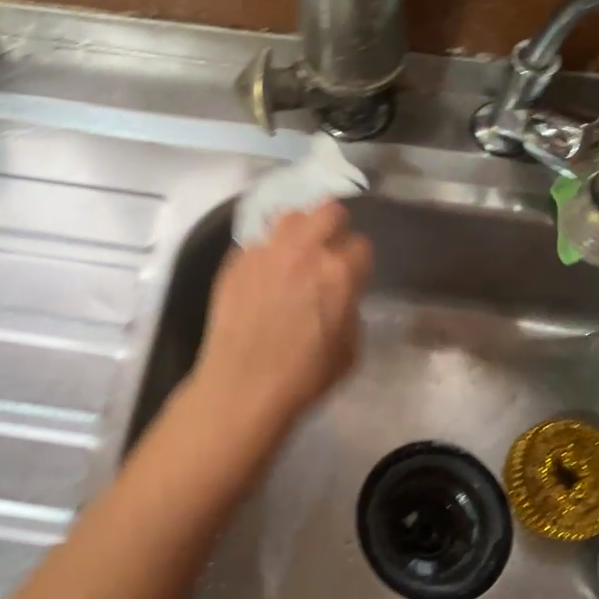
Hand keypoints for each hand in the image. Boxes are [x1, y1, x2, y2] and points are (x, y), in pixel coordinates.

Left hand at [190, 201, 372, 434]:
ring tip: (295, 252)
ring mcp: (266, 251)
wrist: (243, 387)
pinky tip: (264, 275)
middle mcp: (305, 251)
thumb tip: (341, 296)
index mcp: (340, 273)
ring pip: (290, 216)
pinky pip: (258, 242)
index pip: (361, 245)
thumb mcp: (349, 349)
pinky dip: (267, 252)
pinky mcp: (236, 260)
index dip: (358, 261)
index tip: (352, 275)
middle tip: (329, 248)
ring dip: (300, 230)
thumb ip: (350, 309)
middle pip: (328, 211)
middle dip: (334, 225)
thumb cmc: (304, 377)